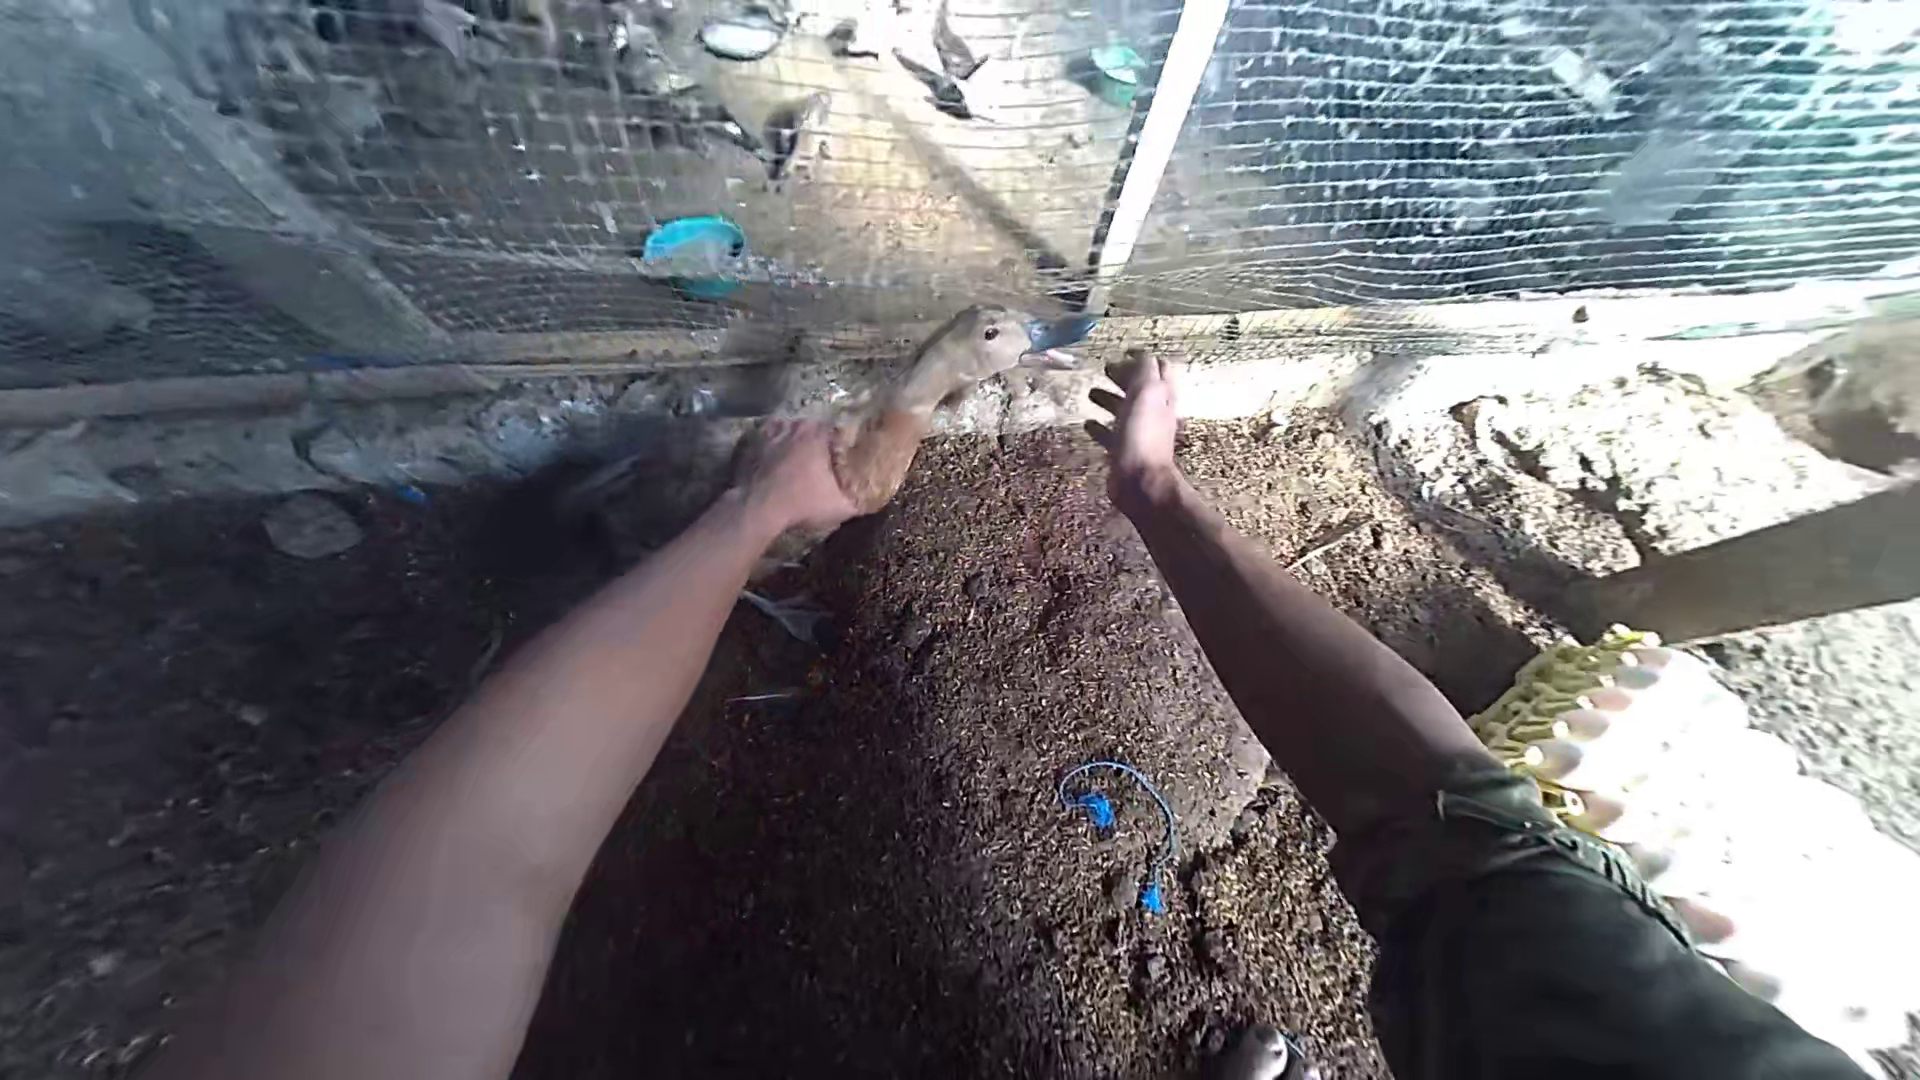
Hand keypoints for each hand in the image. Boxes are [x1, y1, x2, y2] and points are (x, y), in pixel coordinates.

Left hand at [733, 418, 859, 532]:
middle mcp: (796, 426)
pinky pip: (768, 436)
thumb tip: (874, 498)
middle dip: (818, 442)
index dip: (841, 445)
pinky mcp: (752, 442)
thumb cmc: (803, 503)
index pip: (838, 431)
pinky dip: (773, 443)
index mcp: (819, 434)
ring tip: (798, 460)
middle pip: (813, 429)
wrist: (758, 509)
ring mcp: (771, 432)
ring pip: (790, 430)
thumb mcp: (840, 507)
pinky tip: (776, 456)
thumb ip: (860, 500)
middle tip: (821, 461)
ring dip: (795, 440)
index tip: (843, 459)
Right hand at [1086, 349, 1180, 513]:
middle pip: (1139, 389)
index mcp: (1161, 396)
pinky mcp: (1123, 451)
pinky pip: (1110, 435)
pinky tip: (1087, 424)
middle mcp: (1153, 413)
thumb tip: (1139, 353)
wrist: (1139, 481)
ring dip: (1108, 399)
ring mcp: (1138, 433)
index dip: (1142, 359)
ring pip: (1123, 410)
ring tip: (1090, 392)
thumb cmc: (1143, 436)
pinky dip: (1099, 427)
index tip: (1123, 351)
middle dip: (1123, 377)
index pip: (1158, 369)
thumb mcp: (1146, 393)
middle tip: (1104, 368)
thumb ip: (1143, 371)